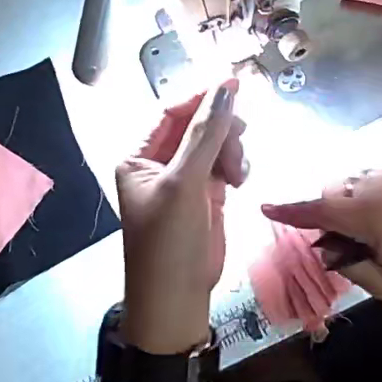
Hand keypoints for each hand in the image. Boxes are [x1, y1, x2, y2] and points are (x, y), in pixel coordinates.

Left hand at [116, 79, 247, 352]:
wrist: (178, 296)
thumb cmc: (169, 240)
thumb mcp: (184, 183)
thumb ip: (206, 133)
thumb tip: (226, 88)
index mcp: (139, 156)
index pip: (172, 113)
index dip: (202, 97)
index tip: (235, 84)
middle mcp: (160, 163)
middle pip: (198, 125)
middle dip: (221, 129)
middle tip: (241, 135)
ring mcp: (186, 179)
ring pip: (216, 144)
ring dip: (231, 150)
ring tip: (236, 174)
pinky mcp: (208, 194)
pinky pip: (226, 163)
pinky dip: (236, 166)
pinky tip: (239, 181)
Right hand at [261, 168, 381, 352]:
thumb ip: (348, 261)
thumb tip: (327, 247)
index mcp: (377, 210)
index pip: (321, 208)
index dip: (292, 210)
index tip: (266, 206)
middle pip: (338, 189)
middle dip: (324, 212)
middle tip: (331, 247)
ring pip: (359, 181)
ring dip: (348, 203)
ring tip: (359, 238)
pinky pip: (381, 179)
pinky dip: (369, 196)